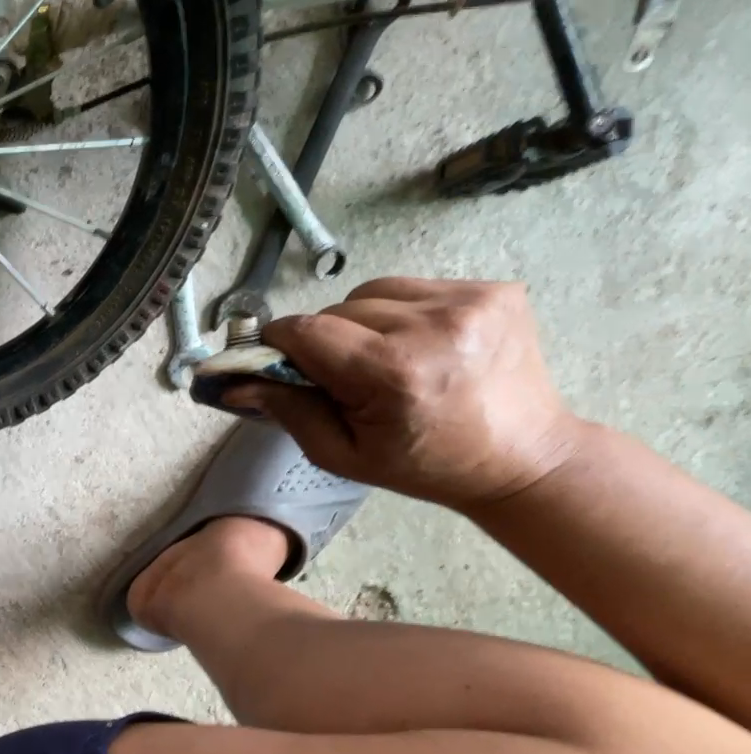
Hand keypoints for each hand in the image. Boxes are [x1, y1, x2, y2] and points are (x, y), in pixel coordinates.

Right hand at [236, 278, 586, 508]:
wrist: (523, 456)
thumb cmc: (421, 465)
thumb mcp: (340, 453)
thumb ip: (287, 410)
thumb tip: (233, 384)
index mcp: (393, 372)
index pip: (307, 330)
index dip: (279, 343)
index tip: (272, 361)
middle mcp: (434, 325)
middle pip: (338, 308)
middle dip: (323, 338)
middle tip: (337, 374)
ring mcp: (472, 302)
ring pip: (373, 291)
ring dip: (359, 320)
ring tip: (377, 355)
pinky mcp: (496, 290)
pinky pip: (414, 288)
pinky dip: (398, 312)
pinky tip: (414, 343)